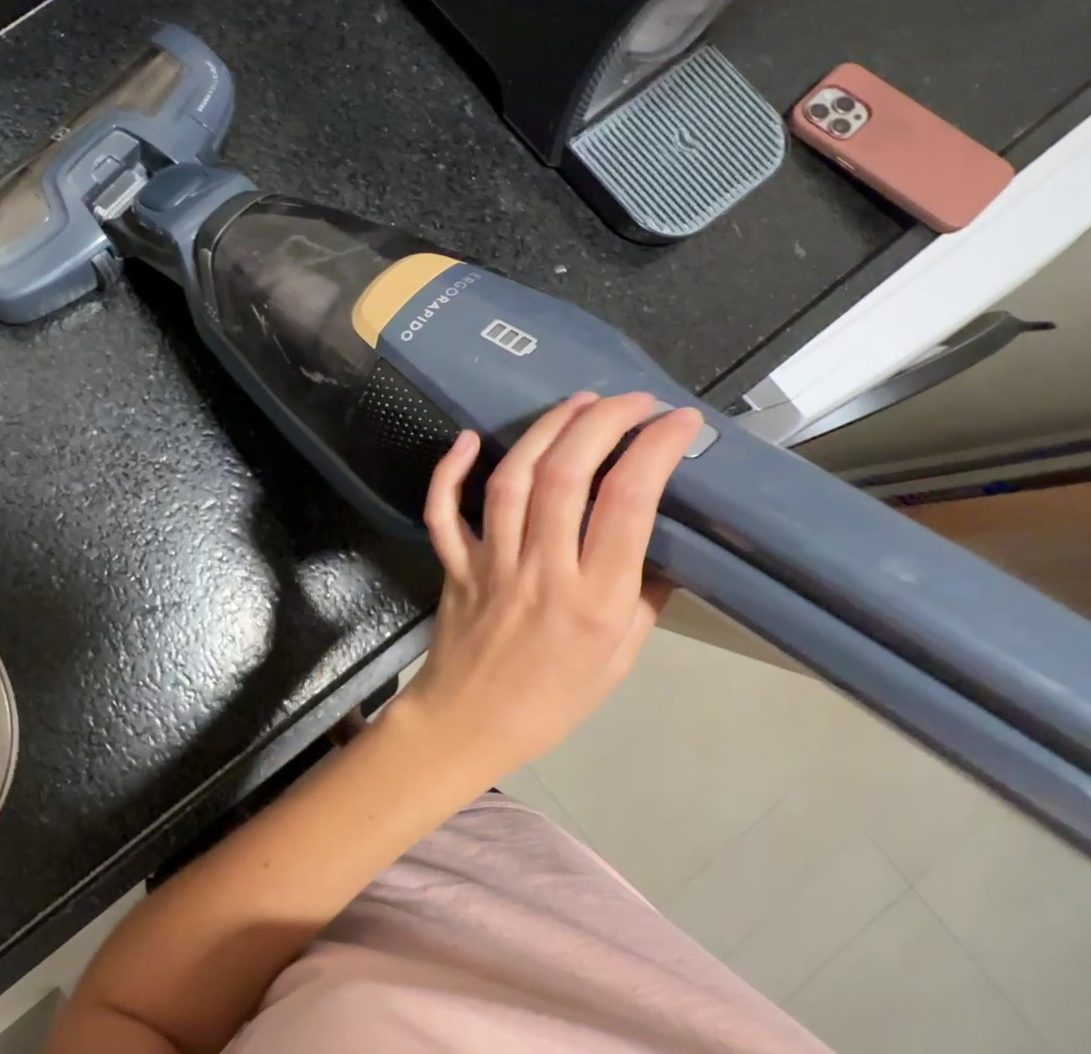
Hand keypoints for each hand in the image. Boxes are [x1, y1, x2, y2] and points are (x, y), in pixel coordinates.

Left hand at [400, 391, 703, 769]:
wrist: (470, 721)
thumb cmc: (553, 697)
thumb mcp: (620, 657)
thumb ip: (643, 595)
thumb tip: (661, 540)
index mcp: (594, 598)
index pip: (628, 503)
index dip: (655, 449)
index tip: (679, 422)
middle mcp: (541, 571)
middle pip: (565, 477)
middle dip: (602, 424)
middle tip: (630, 401)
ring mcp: (490, 564)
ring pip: (510, 482)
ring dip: (544, 432)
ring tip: (578, 403)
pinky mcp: (453, 565)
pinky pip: (442, 512)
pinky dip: (450, 472)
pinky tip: (470, 438)